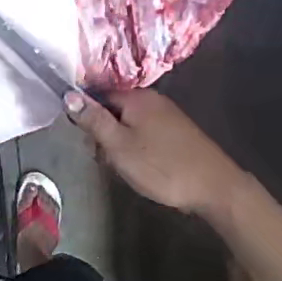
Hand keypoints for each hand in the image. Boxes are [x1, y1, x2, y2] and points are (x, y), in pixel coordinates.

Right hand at [65, 89, 247, 215]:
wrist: (213, 186)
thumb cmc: (161, 166)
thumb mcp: (119, 146)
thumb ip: (94, 120)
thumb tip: (68, 94)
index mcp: (137, 97)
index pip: (99, 94)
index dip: (86, 115)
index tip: (86, 141)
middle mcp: (153, 100)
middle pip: (114, 110)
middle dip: (105, 134)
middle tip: (108, 160)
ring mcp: (168, 116)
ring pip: (130, 125)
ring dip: (121, 146)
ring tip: (125, 169)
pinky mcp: (178, 133)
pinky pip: (147, 134)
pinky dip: (138, 149)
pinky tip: (143, 168)